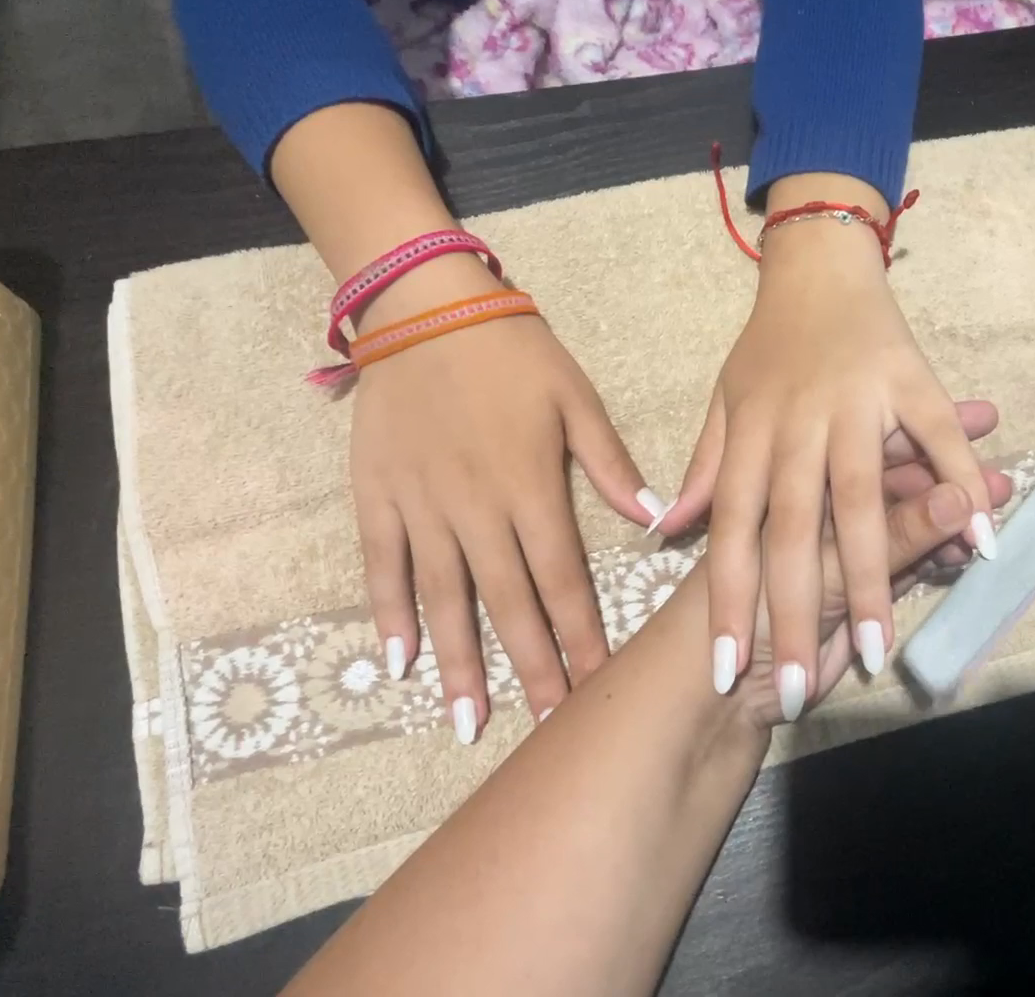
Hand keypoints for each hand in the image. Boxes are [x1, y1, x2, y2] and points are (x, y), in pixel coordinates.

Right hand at [351, 255, 663, 741]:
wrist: (425, 309)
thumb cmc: (513, 353)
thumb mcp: (577, 399)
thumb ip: (612, 464)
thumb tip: (657, 517)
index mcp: (532, 489)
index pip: (563, 581)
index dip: (582, 637)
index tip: (598, 687)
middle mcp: (477, 511)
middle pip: (509, 604)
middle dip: (532, 668)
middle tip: (546, 725)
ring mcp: (421, 508)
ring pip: (444, 598)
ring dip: (459, 661)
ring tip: (468, 720)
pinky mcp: (377, 497)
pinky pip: (382, 565)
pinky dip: (389, 613)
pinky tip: (396, 660)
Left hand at [659, 174, 995, 717]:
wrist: (818, 264)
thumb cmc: (769, 343)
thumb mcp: (724, 401)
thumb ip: (703, 467)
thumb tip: (664, 529)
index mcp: (750, 432)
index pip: (732, 526)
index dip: (725, 597)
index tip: (722, 669)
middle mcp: (796, 422)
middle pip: (793, 527)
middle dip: (794, 612)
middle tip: (796, 689)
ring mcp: (856, 402)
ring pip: (862, 497)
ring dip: (873, 577)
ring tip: (877, 650)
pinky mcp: (911, 381)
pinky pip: (937, 440)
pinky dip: (962, 486)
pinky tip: (980, 546)